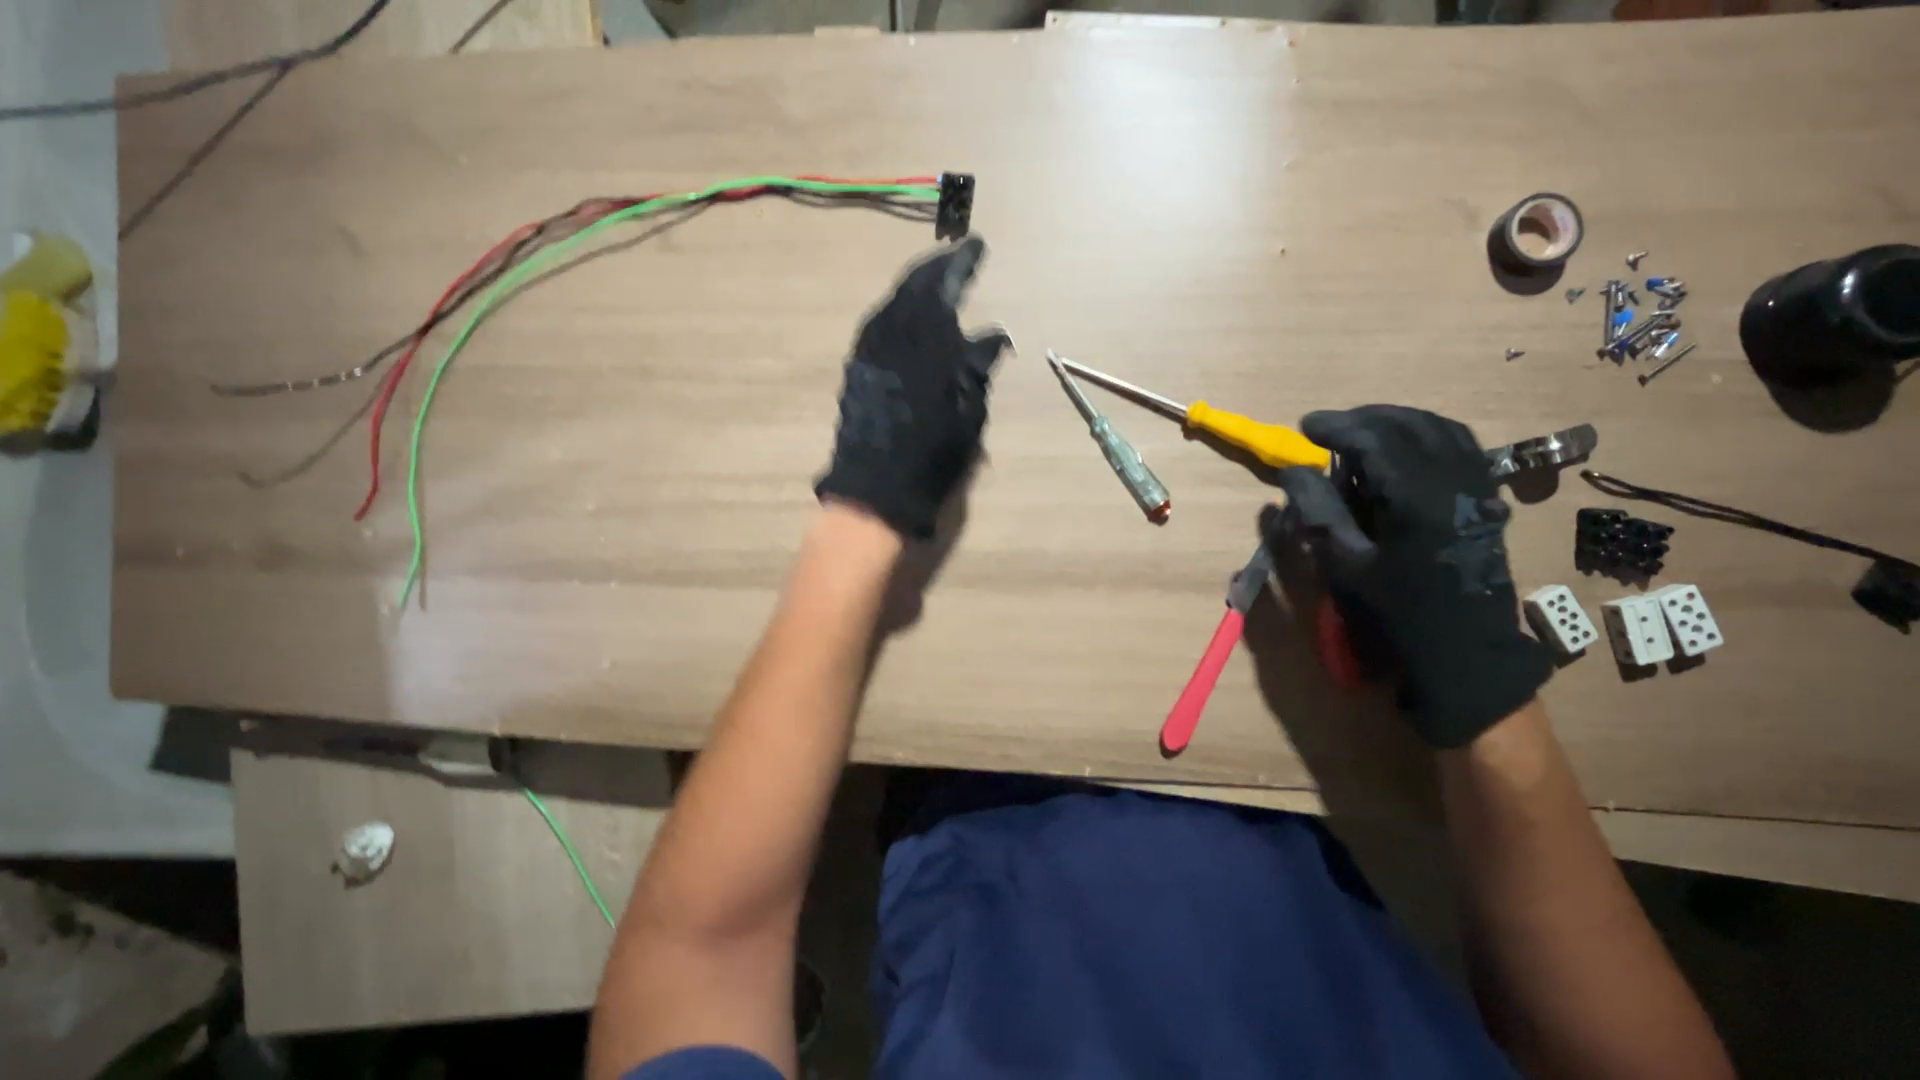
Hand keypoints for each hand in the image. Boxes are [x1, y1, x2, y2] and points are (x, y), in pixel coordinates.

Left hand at [815, 237, 1009, 539]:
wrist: (876, 487)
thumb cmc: (932, 454)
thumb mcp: (969, 412)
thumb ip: (978, 367)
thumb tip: (991, 336)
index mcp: (927, 338)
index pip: (945, 284)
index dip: (963, 263)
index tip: (978, 246)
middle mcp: (893, 333)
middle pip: (913, 284)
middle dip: (937, 267)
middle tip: (957, 257)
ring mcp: (869, 348)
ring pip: (893, 300)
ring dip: (915, 285)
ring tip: (935, 281)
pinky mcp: (857, 365)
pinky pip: (880, 320)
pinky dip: (899, 307)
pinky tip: (909, 314)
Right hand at [1263, 405, 1551, 748]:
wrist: (1466, 651)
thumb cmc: (1399, 613)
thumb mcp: (1347, 566)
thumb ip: (1320, 511)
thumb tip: (1293, 470)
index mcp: (1418, 497)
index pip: (1376, 439)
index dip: (1338, 426)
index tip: (1306, 427)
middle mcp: (1453, 481)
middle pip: (1409, 425)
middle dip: (1365, 419)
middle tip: (1329, 428)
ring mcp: (1477, 486)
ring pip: (1439, 429)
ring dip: (1398, 422)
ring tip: (1363, 431)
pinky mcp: (1486, 497)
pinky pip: (1461, 446)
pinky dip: (1428, 434)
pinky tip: (1406, 446)